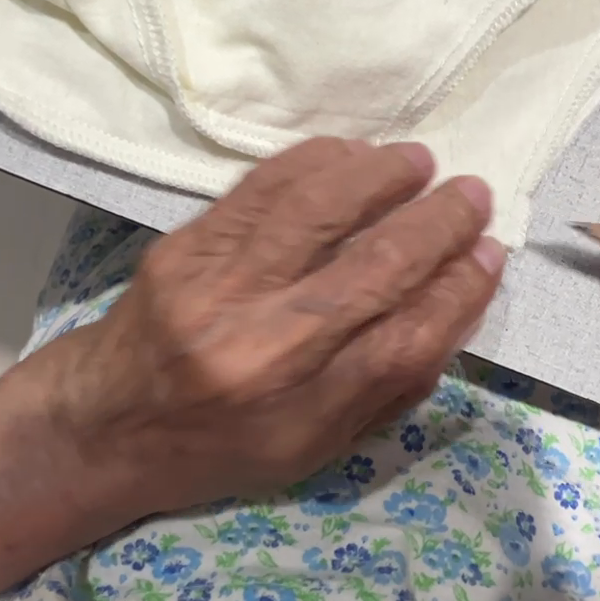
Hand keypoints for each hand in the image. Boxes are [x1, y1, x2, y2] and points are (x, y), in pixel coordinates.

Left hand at [25, 138, 505, 519]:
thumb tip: (457, 295)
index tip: (490, 253)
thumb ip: (389, 382)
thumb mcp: (315, 448)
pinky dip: (316, 160)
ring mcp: (214, 289)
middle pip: (372, 269)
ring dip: (380, 176)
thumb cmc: (222, 445)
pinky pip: (261, 187)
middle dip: (436, 224)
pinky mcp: (184, 247)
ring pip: (316, 211)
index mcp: (299, 415)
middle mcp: (260, 349)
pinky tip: (352, 153)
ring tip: (418, 162)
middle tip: (472, 193)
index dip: (460, 291)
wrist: (109, 421)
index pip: (405, 343)